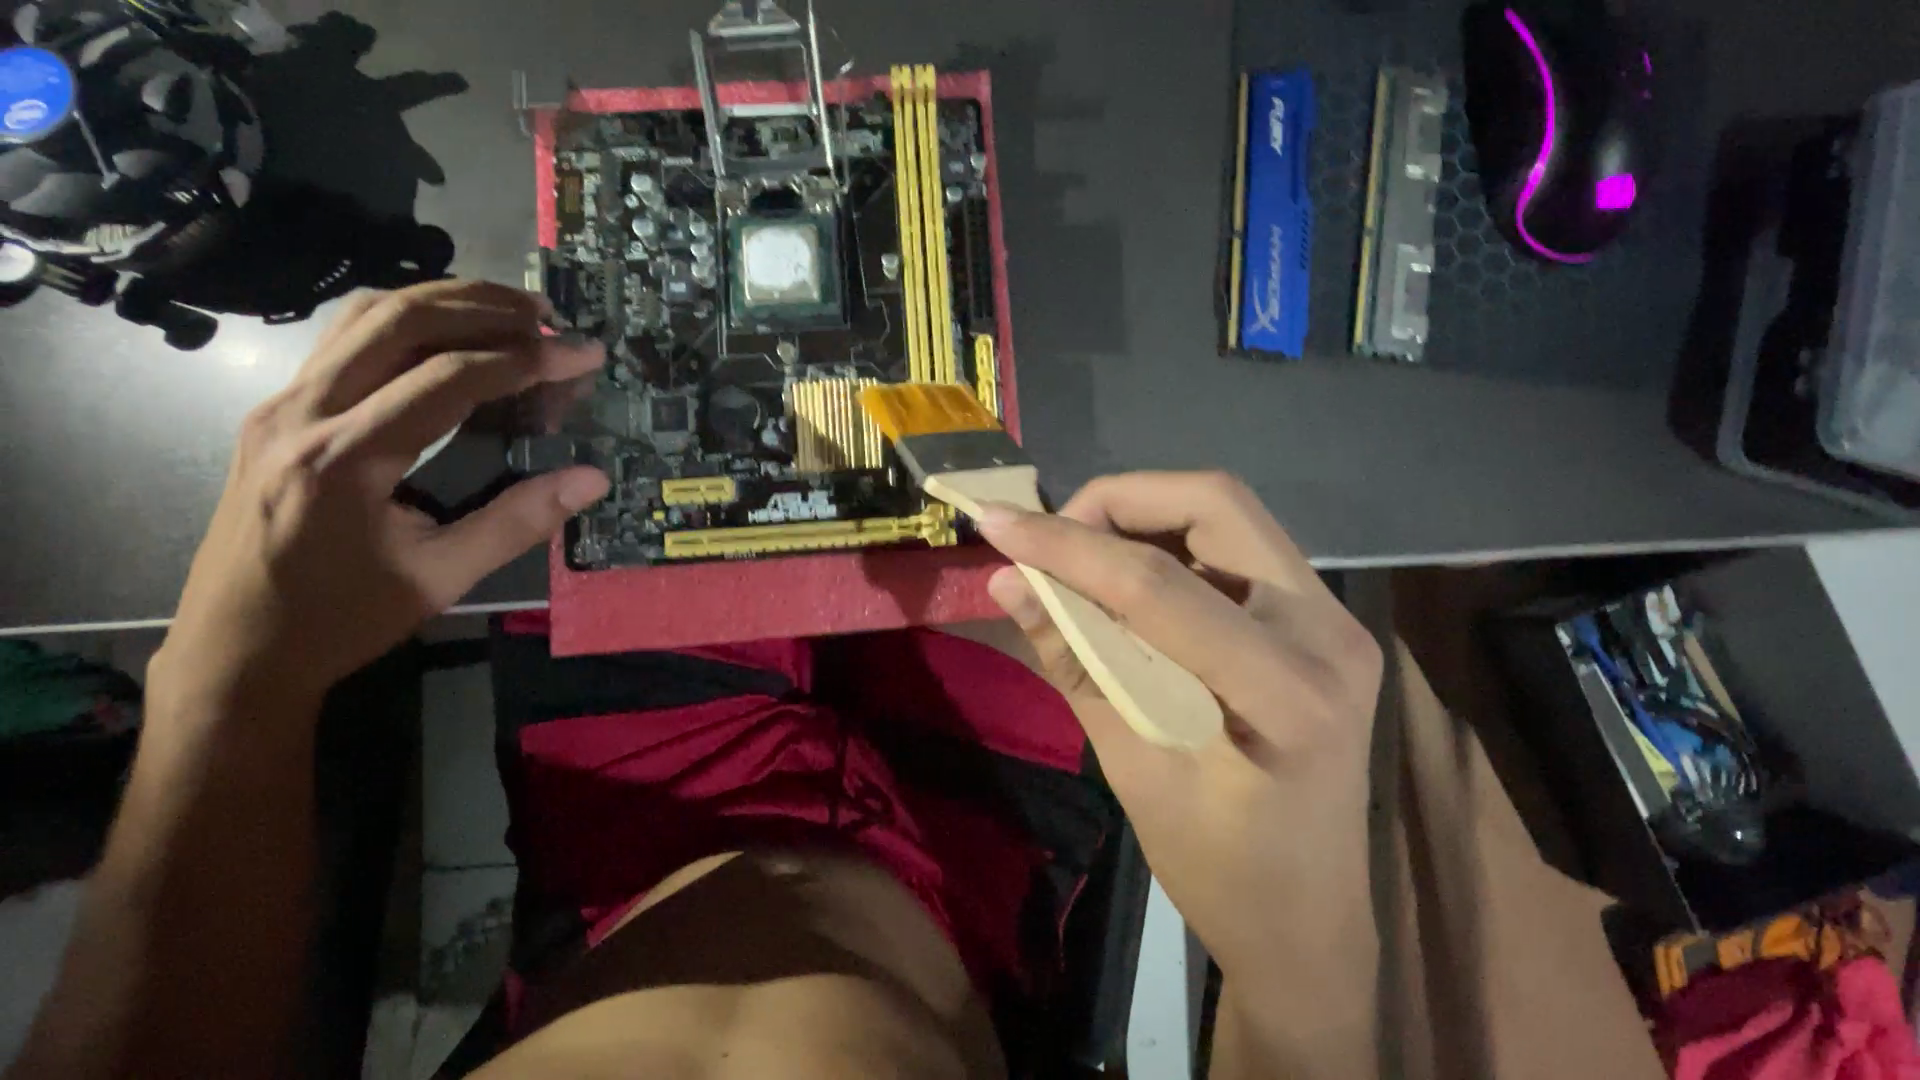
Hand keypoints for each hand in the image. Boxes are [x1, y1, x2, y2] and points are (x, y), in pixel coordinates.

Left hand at [149, 281, 609, 711]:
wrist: (236, 648)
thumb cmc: (342, 619)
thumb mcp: (441, 578)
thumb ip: (518, 521)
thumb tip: (592, 479)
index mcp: (346, 458)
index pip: (448, 378)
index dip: (526, 359)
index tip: (582, 354)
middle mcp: (304, 412)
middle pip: (400, 322)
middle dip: (485, 309)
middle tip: (550, 317)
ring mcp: (282, 405)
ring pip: (364, 317)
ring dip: (442, 302)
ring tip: (509, 312)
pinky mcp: (278, 411)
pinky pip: (344, 340)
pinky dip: (405, 321)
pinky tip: (446, 334)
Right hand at [973, 472, 1383, 996]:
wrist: (1310, 923)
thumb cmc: (1220, 872)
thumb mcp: (1133, 770)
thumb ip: (1074, 661)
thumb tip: (1009, 581)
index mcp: (1285, 692)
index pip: (1159, 585)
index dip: (1068, 545)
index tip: (994, 523)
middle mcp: (1328, 633)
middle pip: (1216, 504)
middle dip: (1118, 501)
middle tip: (1052, 539)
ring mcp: (1336, 621)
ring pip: (1230, 515)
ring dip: (1145, 517)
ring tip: (1081, 555)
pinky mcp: (1324, 623)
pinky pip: (1240, 548)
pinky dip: (1173, 544)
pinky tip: (1129, 579)